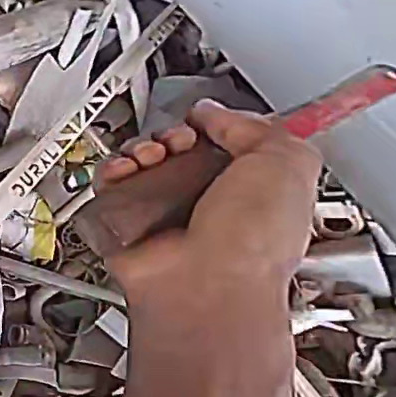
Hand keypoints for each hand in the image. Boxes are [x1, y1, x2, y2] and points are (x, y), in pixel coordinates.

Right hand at [85, 100, 321, 306]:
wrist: (205, 282)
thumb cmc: (254, 241)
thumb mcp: (285, 161)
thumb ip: (255, 126)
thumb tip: (215, 114)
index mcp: (250, 189)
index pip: (222, 142)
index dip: (214, 124)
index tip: (207, 120)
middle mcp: (204, 201)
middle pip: (176, 148)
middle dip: (174, 134)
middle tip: (179, 142)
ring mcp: (162, 212)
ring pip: (141, 162)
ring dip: (143, 149)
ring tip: (153, 157)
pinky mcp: (125, 223)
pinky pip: (110, 186)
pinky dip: (113, 171)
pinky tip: (127, 169)